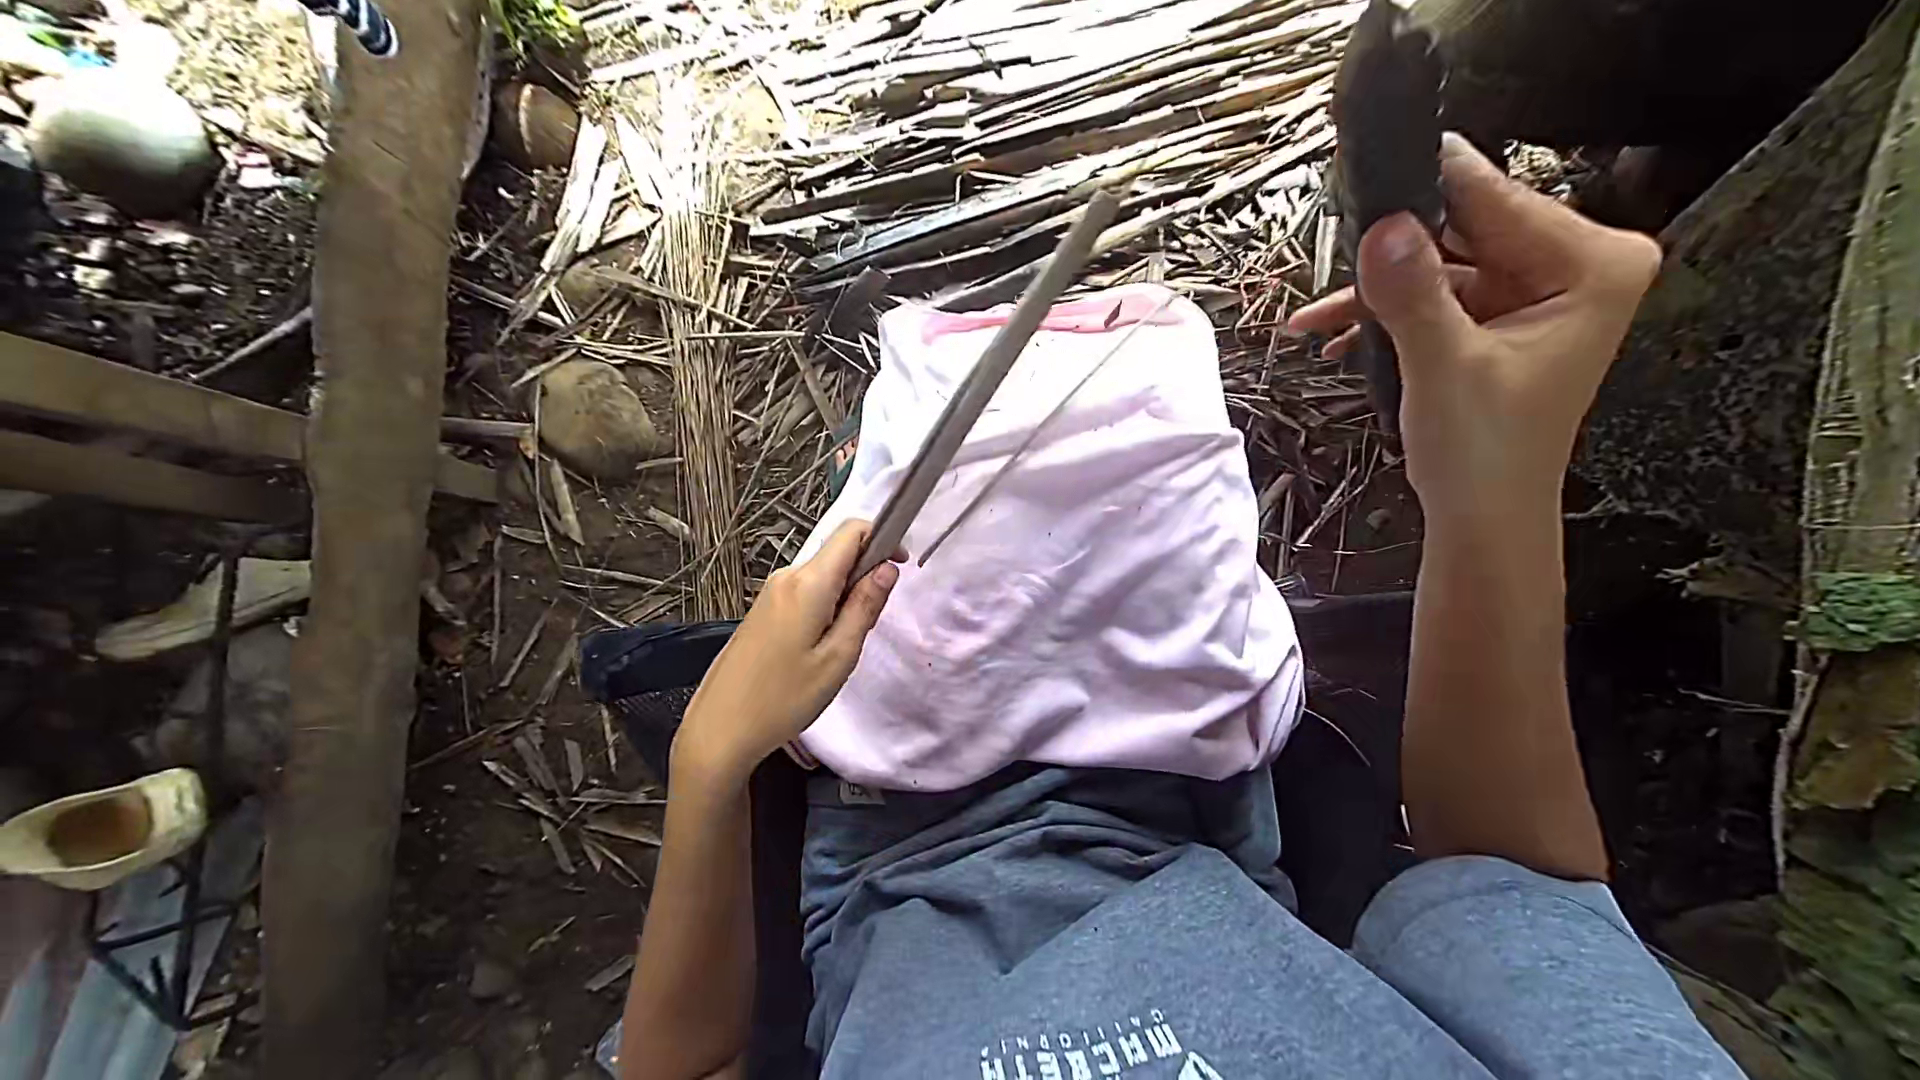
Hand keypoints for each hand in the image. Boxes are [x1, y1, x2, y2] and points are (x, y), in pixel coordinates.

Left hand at [672, 520, 901, 785]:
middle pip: (839, 553)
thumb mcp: (839, 657)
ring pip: (824, 575)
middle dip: (865, 577)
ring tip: (840, 646)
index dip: (882, 539)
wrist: (720, 728)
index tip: (900, 567)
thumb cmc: (782, 699)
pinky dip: (825, 607)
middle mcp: (787, 578)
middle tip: (867, 626)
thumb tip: (887, 568)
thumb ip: (866, 606)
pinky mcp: (764, 609)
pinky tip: (818, 649)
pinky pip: (806, 592)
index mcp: (808, 583)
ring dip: (845, 596)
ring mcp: (771, 593)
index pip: (851, 531)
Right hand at [1290, 133, 1660, 529]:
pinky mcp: (1496, 324)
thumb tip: (1383, 231)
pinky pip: (1434, 300)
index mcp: (1592, 268)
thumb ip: (1413, 296)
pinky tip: (1338, 335)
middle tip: (1333, 260)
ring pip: (1440, 269)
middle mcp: (1571, 272)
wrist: (1481, 514)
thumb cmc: (1484, 454)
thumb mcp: (1443, 367)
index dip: (1429, 195)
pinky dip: (1385, 316)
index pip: (1501, 203)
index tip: (1375, 176)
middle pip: (1466, 234)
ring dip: (1375, 294)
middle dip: (1392, 257)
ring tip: (1316, 319)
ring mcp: (1531, 298)